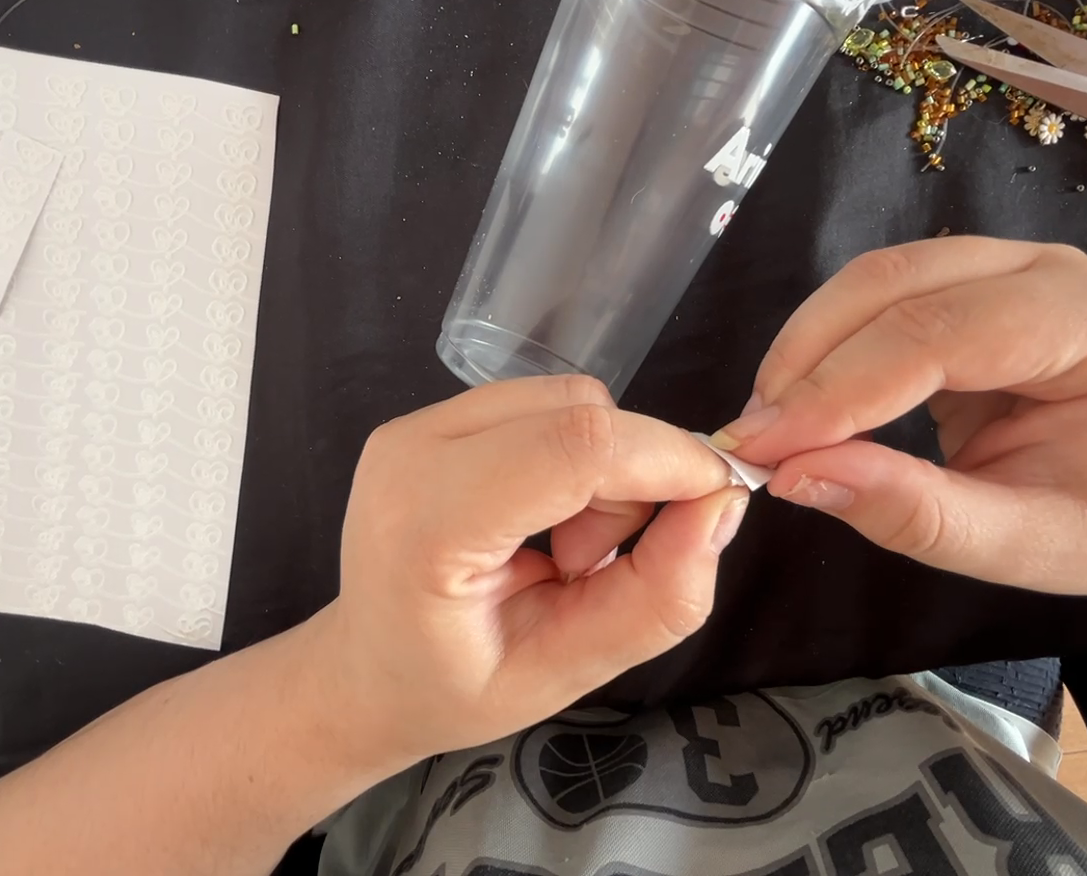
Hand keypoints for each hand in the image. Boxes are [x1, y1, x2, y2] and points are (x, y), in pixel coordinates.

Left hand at [310, 376, 744, 764]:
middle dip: (631, 473)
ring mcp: (416, 423)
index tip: (715, 500)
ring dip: (601, 464)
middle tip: (599, 558)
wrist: (363, 667)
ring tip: (565, 545)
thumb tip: (722, 505)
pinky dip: (571, 451)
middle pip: (577, 409)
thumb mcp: (565, 672)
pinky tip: (541, 513)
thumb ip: (657, 597)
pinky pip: (540, 404)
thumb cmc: (452, 687)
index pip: (574, 446)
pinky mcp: (430, 415)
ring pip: (565, 398)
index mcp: (430, 524)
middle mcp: (415, 449)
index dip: (665, 459)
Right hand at [712, 236, 1086, 602]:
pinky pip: (868, 296)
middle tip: (752, 437)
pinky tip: (797, 399)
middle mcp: (1051, 270)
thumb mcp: (1022, 547)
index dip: (842, 389)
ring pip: (869, 281)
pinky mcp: (958, 283)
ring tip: (768, 423)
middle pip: (895, 284)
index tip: (762, 447)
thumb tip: (794, 476)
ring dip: (803, 348)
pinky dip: (818, 345)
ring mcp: (1002, 266)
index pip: (943, 335)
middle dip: (808, 362)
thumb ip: (913, 512)